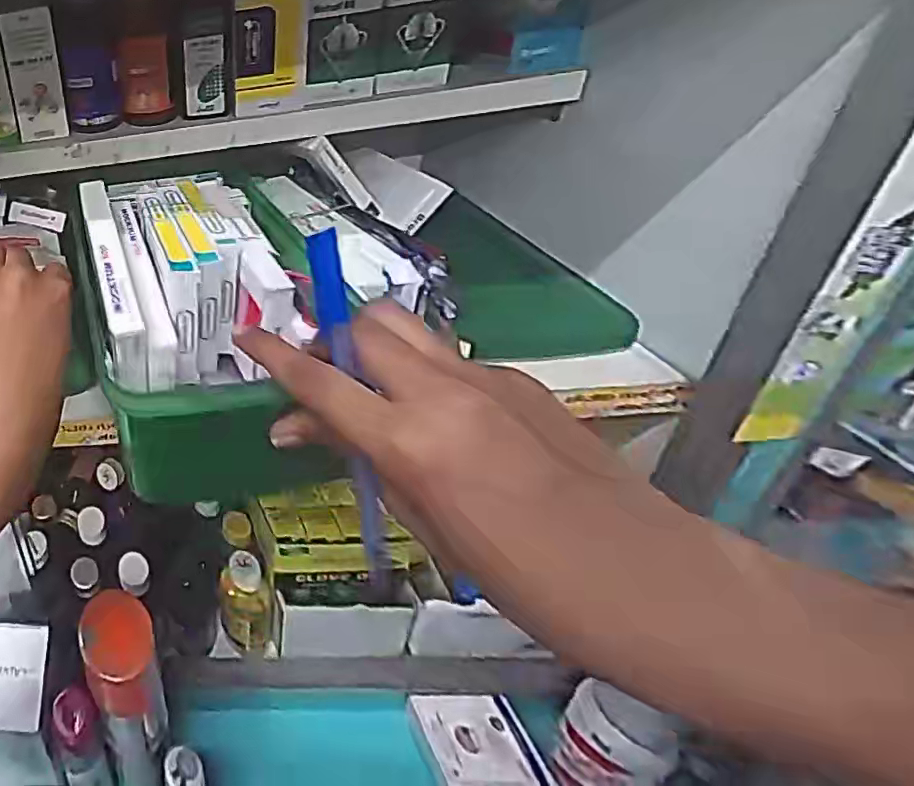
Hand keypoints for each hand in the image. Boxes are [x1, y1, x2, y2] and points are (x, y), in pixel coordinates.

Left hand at [0, 239, 72, 511]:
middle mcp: (22, 278)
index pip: (54, 269)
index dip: (40, 278)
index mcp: (56, 296)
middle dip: (11, 268)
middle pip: (18, 254)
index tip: (33, 287)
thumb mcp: (57, 354)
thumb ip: (49, 325)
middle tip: (2, 287)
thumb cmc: (29, 399)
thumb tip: (35, 326)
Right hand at [234, 301, 667, 623]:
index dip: (274, 356)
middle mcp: (446, 394)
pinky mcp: (521, 382)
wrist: (666, 587)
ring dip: (372, 344)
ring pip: (405, 328)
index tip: (246, 338)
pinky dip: (422, 370)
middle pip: (363, 327)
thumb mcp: (428, 528)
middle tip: (318, 374)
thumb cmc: (533, 584)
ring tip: (369, 385)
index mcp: (415, 442)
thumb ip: (362, 461)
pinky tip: (437, 416)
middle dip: (329, 339)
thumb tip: (300, 430)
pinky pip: (449, 357)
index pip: (321, 382)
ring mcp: (488, 380)